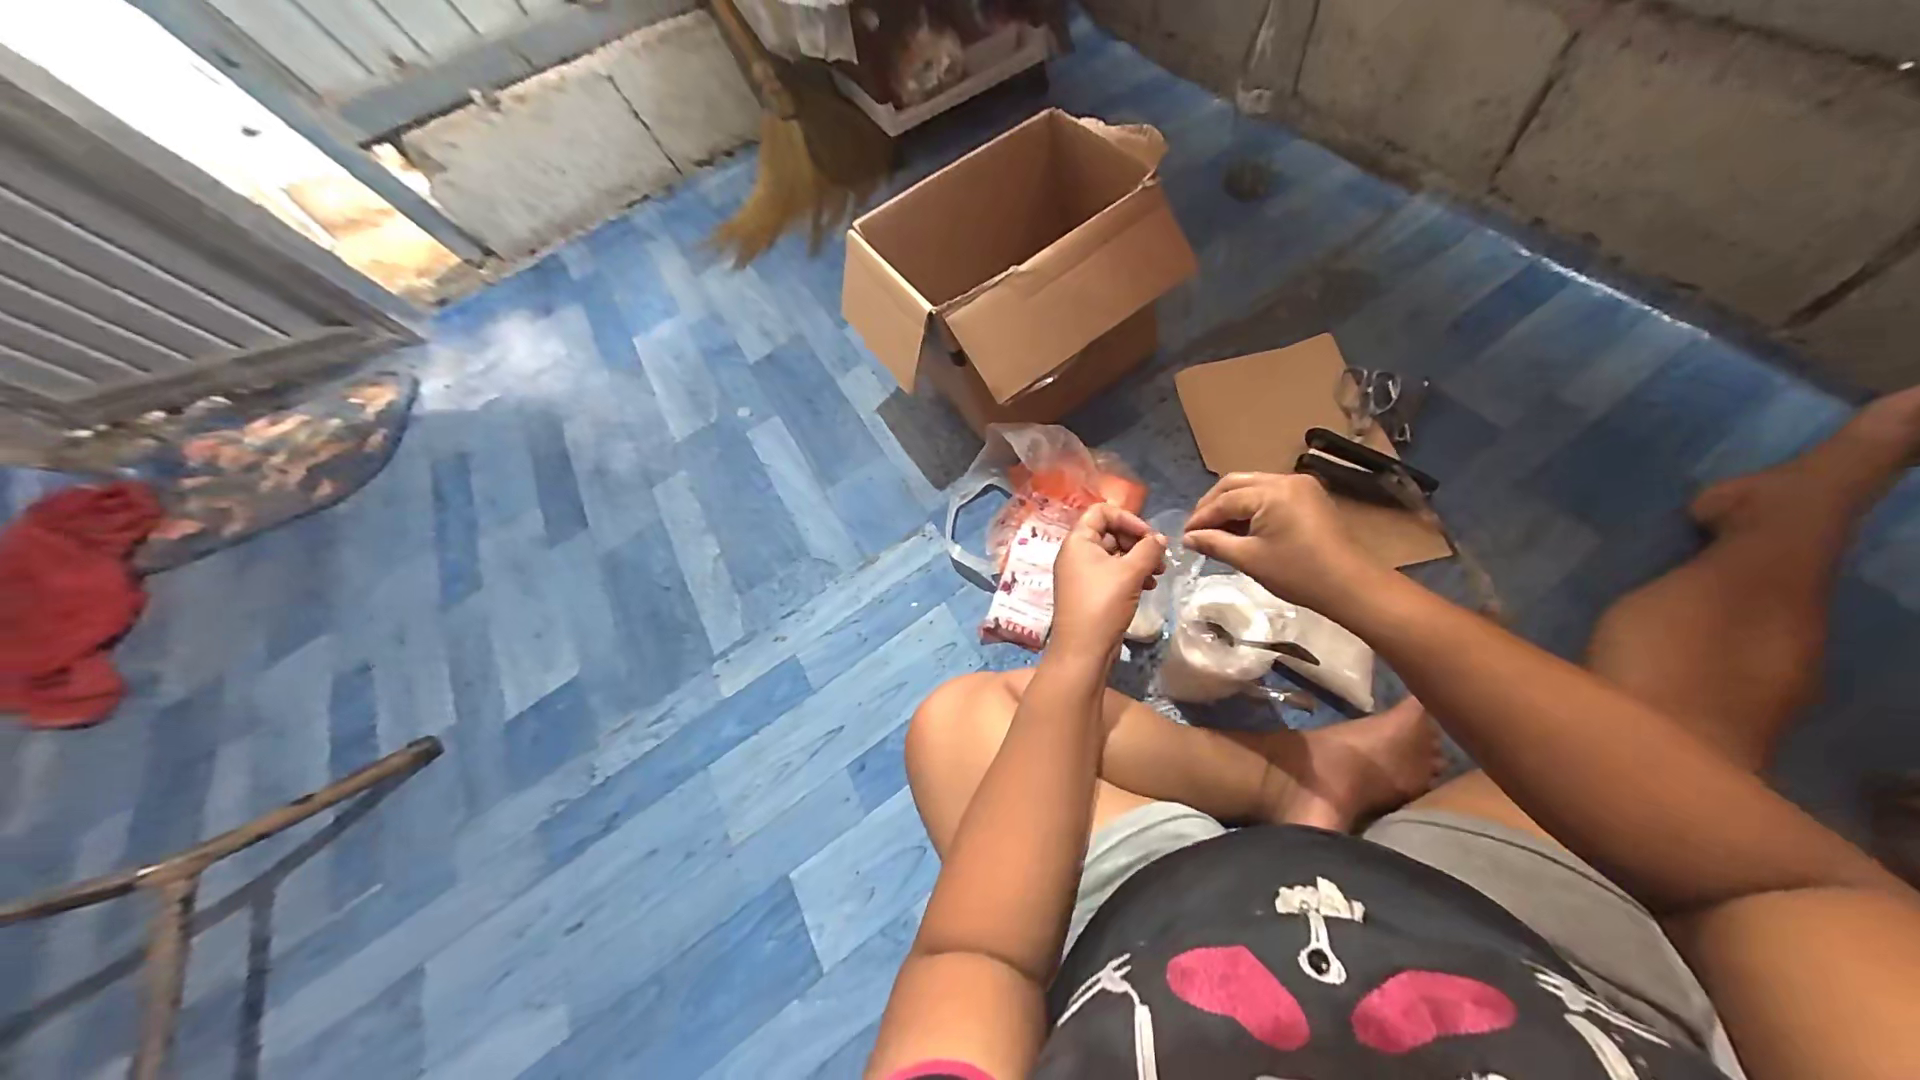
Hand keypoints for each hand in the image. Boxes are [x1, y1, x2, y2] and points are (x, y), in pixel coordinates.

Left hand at [1049, 503, 1165, 658]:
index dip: (1128, 518)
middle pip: (1110, 531)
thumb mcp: (1130, 572)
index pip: (1102, 511)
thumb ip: (1148, 549)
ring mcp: (1082, 573)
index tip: (1149, 536)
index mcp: (1078, 541)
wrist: (1083, 649)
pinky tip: (1148, 586)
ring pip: (1114, 553)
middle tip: (1159, 558)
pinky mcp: (1090, 591)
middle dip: (1137, 541)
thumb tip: (1160, 539)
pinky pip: (1112, 572)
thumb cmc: (1103, 604)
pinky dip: (1131, 574)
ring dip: (1138, 559)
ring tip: (1158, 574)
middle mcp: (1076, 553)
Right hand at [1183, 472, 1384, 616]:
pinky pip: (1270, 494)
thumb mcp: (1249, 559)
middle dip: (1212, 505)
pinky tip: (1241, 527)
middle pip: (1236, 484)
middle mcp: (1285, 480)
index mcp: (1271, 492)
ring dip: (1231, 505)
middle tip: (1196, 529)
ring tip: (1215, 530)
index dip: (1200, 518)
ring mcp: (1301, 486)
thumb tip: (1187, 538)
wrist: (1351, 586)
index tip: (1184, 537)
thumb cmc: (1298, 573)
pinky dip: (1250, 507)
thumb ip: (1214, 543)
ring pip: (1252, 486)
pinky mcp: (1309, 497)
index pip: (1224, 500)